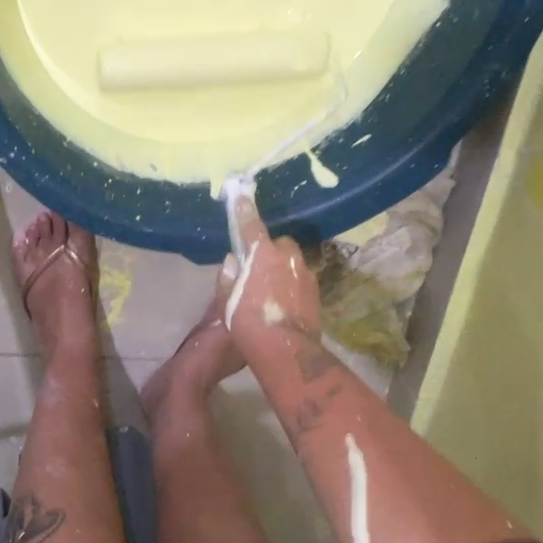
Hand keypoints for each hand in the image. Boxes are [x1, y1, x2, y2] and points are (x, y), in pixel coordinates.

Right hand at [218, 194, 322, 375]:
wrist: (286, 350)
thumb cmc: (248, 323)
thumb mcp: (227, 302)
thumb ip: (229, 277)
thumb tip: (233, 261)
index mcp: (261, 256)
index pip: (250, 226)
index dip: (244, 209)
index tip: (241, 193)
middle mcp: (287, 258)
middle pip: (278, 244)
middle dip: (269, 251)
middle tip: (256, 269)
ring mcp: (306, 274)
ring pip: (292, 262)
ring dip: (282, 269)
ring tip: (270, 291)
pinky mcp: (316, 291)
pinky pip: (300, 279)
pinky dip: (291, 285)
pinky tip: (282, 304)